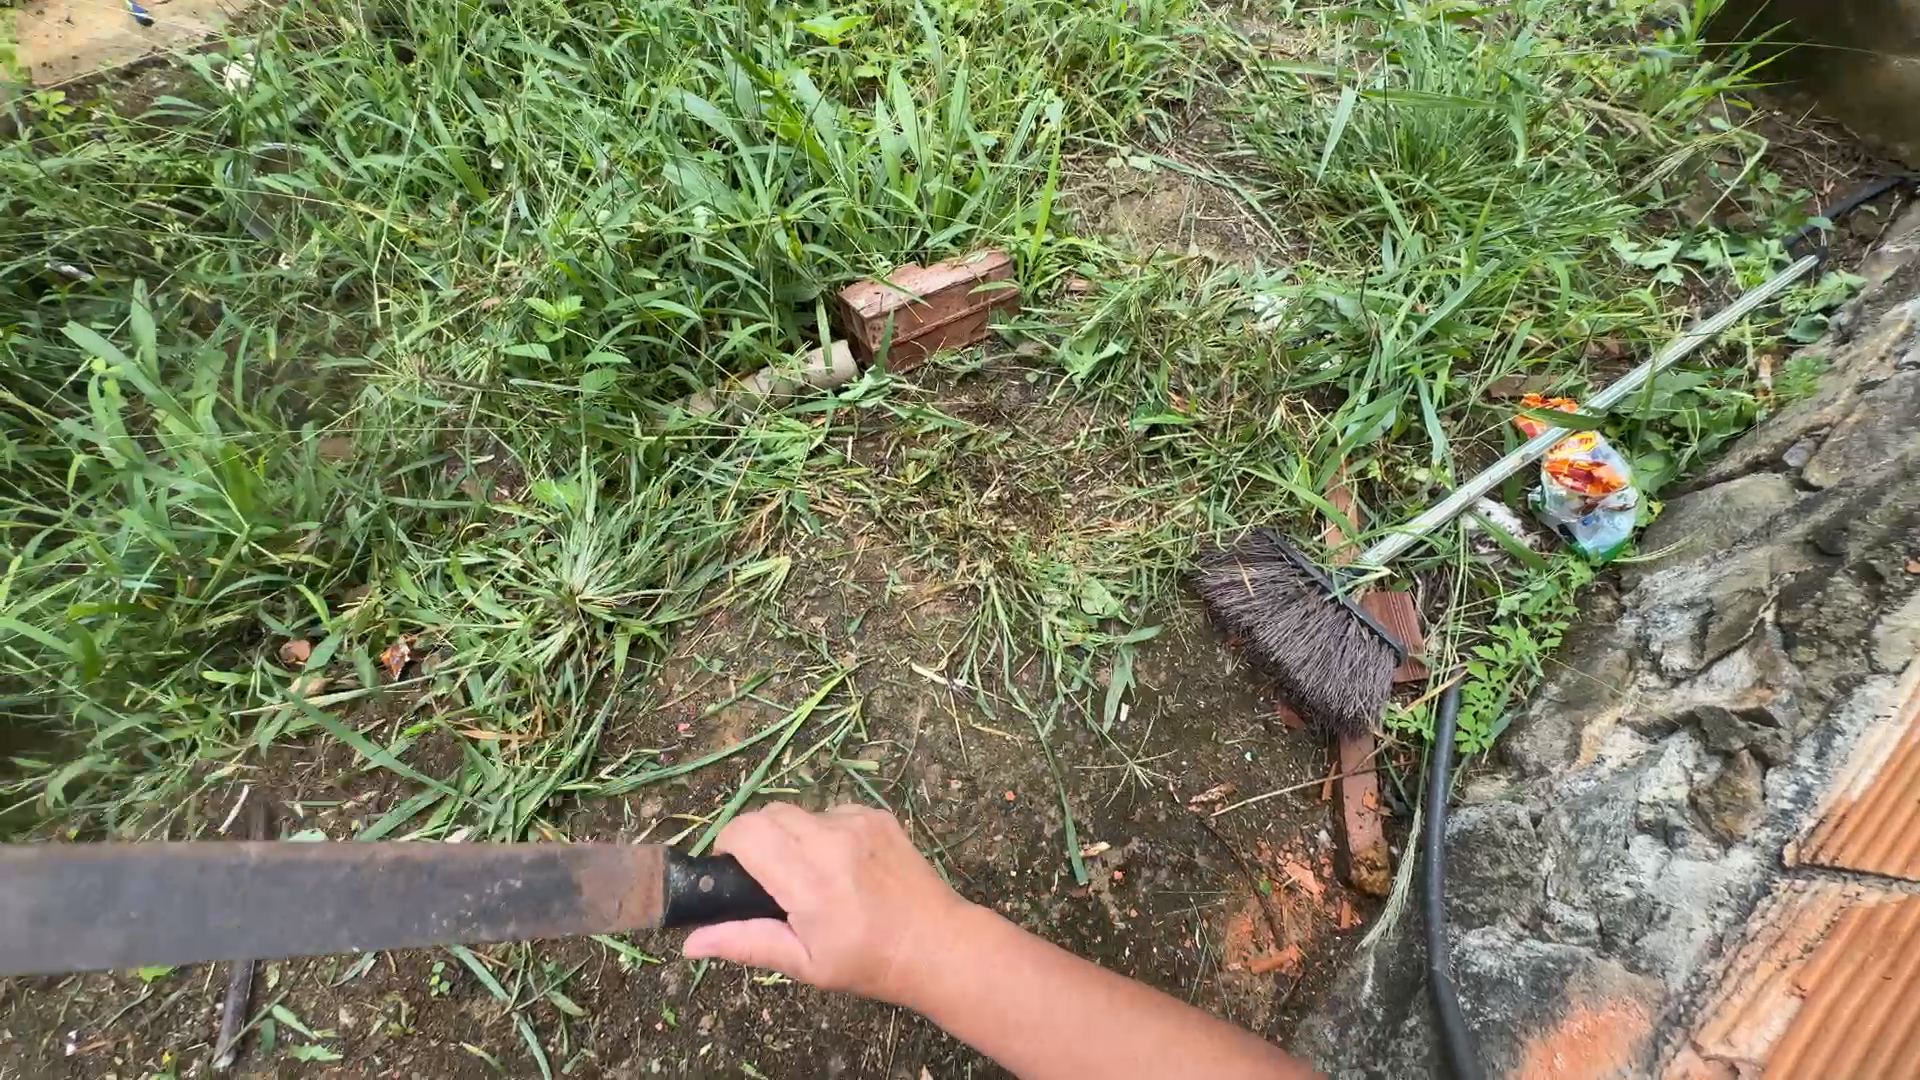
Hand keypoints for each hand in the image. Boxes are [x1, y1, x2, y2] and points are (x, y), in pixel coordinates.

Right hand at [682, 802, 967, 1006]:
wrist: (934, 942)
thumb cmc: (866, 961)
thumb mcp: (803, 963)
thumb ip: (746, 942)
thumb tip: (691, 941)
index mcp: (810, 878)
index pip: (748, 831)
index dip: (729, 844)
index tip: (730, 869)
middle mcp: (832, 838)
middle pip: (770, 812)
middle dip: (756, 837)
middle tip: (766, 877)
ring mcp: (859, 820)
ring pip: (801, 812)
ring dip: (792, 835)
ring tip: (810, 875)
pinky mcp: (878, 813)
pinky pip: (833, 812)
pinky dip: (824, 832)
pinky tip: (841, 865)